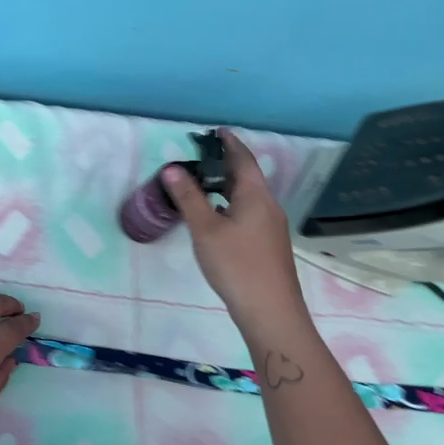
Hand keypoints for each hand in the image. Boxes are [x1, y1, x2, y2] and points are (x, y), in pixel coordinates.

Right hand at [161, 130, 310, 336]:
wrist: (271, 313)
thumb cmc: (237, 266)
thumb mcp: (205, 229)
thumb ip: (189, 197)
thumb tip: (172, 168)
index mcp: (256, 196)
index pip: (243, 159)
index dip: (229, 143)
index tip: (215, 131)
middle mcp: (268, 206)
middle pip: (247, 176)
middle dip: (225, 163)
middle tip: (200, 155)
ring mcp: (271, 227)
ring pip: (248, 196)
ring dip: (227, 185)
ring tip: (202, 182)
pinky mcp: (268, 244)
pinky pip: (248, 212)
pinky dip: (230, 204)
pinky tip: (215, 215)